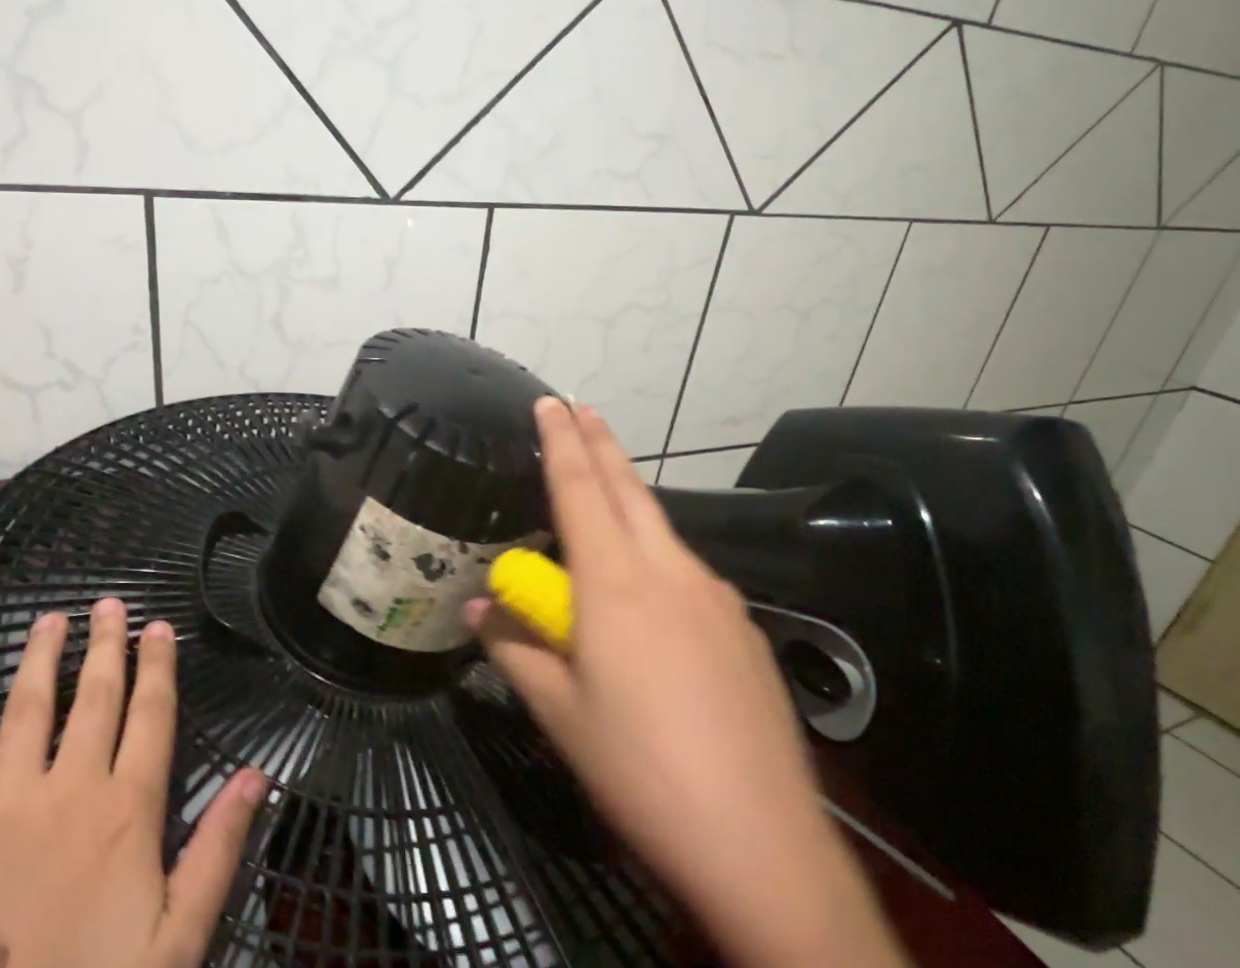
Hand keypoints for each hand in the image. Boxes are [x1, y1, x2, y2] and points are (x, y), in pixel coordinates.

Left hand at [0, 600, 266, 967]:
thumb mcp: (177, 938)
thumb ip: (217, 852)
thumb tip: (257, 777)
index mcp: (127, 811)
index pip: (151, 719)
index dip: (158, 668)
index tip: (159, 627)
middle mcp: (67, 789)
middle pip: (93, 701)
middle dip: (104, 647)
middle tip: (108, 602)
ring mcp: (1, 805)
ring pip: (25, 713)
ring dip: (39, 661)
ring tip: (50, 619)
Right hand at [467, 398, 904, 967]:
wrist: (758, 837)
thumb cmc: (638, 770)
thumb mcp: (561, 714)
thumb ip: (517, 650)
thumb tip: (481, 611)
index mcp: (616, 586)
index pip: (580, 492)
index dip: (561, 443)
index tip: (551, 402)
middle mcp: (672, 574)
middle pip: (631, 492)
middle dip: (602, 446)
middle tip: (581, 411)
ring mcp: (717, 600)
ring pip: (663, 534)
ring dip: (630, 505)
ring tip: (604, 500)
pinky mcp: (744, 632)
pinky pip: (689, 579)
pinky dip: (658, 564)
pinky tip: (651, 603)